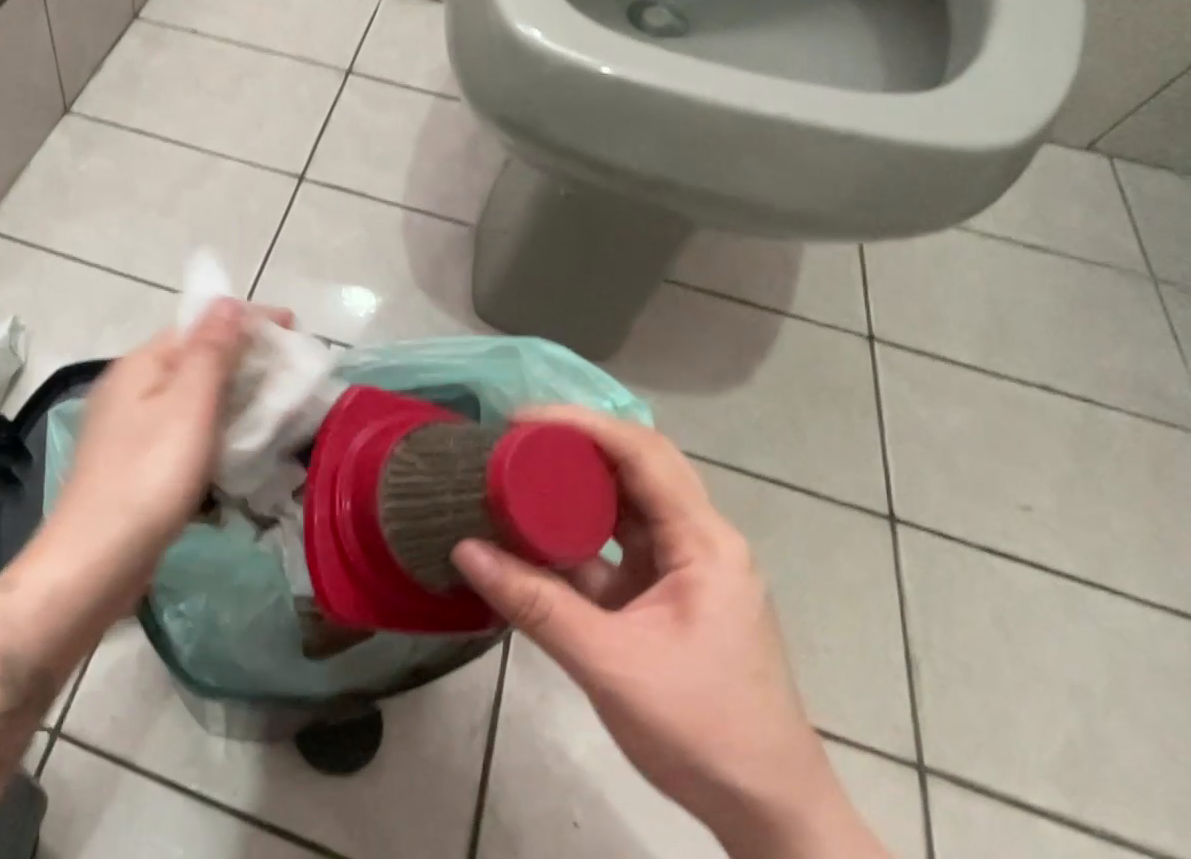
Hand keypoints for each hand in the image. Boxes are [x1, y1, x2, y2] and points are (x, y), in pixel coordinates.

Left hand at [52, 299, 288, 560]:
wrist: (97, 559)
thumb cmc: (149, 477)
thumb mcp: (188, 405)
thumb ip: (210, 351)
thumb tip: (225, 301)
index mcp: (139, 366)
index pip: (200, 325)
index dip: (248, 321)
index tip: (295, 327)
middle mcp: (129, 389)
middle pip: (194, 359)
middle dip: (244, 358)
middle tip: (292, 371)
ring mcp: (128, 428)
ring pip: (190, 397)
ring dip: (232, 395)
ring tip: (275, 406)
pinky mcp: (135, 464)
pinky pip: (183, 430)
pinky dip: (214, 428)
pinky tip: (236, 446)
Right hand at [451, 407, 880, 856]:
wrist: (765, 808)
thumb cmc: (701, 728)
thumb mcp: (608, 662)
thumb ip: (534, 603)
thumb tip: (463, 549)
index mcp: (702, 544)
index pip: (643, 455)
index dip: (581, 425)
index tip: (518, 420)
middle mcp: (696, 545)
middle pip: (633, 473)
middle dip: (572, 450)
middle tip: (506, 443)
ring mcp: (679, 575)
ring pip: (620, 513)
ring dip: (569, 496)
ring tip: (509, 479)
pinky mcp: (662, 603)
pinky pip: (611, 554)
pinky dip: (570, 543)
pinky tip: (526, 541)